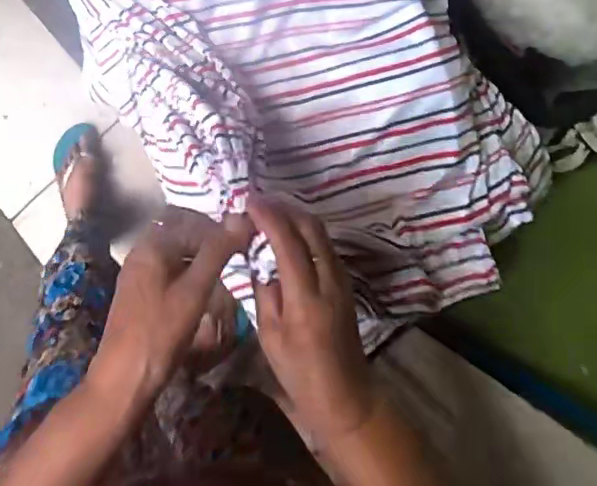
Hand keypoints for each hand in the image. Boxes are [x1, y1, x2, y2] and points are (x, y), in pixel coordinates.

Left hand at [85, 207, 251, 412]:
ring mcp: (137, 273)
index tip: (245, 241)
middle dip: (210, 242)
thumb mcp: (194, 291)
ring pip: (176, 254)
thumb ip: (217, 252)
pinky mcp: (138, 293)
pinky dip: (187, 273)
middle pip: (182, 234)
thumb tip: (240, 217)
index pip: (193, 221)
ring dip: (200, 258)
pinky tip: (203, 291)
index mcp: (152, 244)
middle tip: (239, 256)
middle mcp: (141, 251)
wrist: (122, 381)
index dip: (220, 229)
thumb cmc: (160, 333)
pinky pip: (168, 270)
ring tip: (226, 273)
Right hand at [247, 196, 378, 444]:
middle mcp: (329, 281)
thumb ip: (264, 292)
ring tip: (269, 210)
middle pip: (310, 227)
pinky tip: (287, 230)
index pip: (288, 243)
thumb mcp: (270, 337)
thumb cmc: (301, 373)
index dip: (268, 217)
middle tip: (258, 200)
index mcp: (306, 299)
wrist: (347, 396)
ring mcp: (341, 278)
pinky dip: (304, 228)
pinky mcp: (344, 280)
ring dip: (294, 214)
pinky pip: (323, 242)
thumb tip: (257, 258)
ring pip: (319, 230)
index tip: (249, 201)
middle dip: (283, 207)